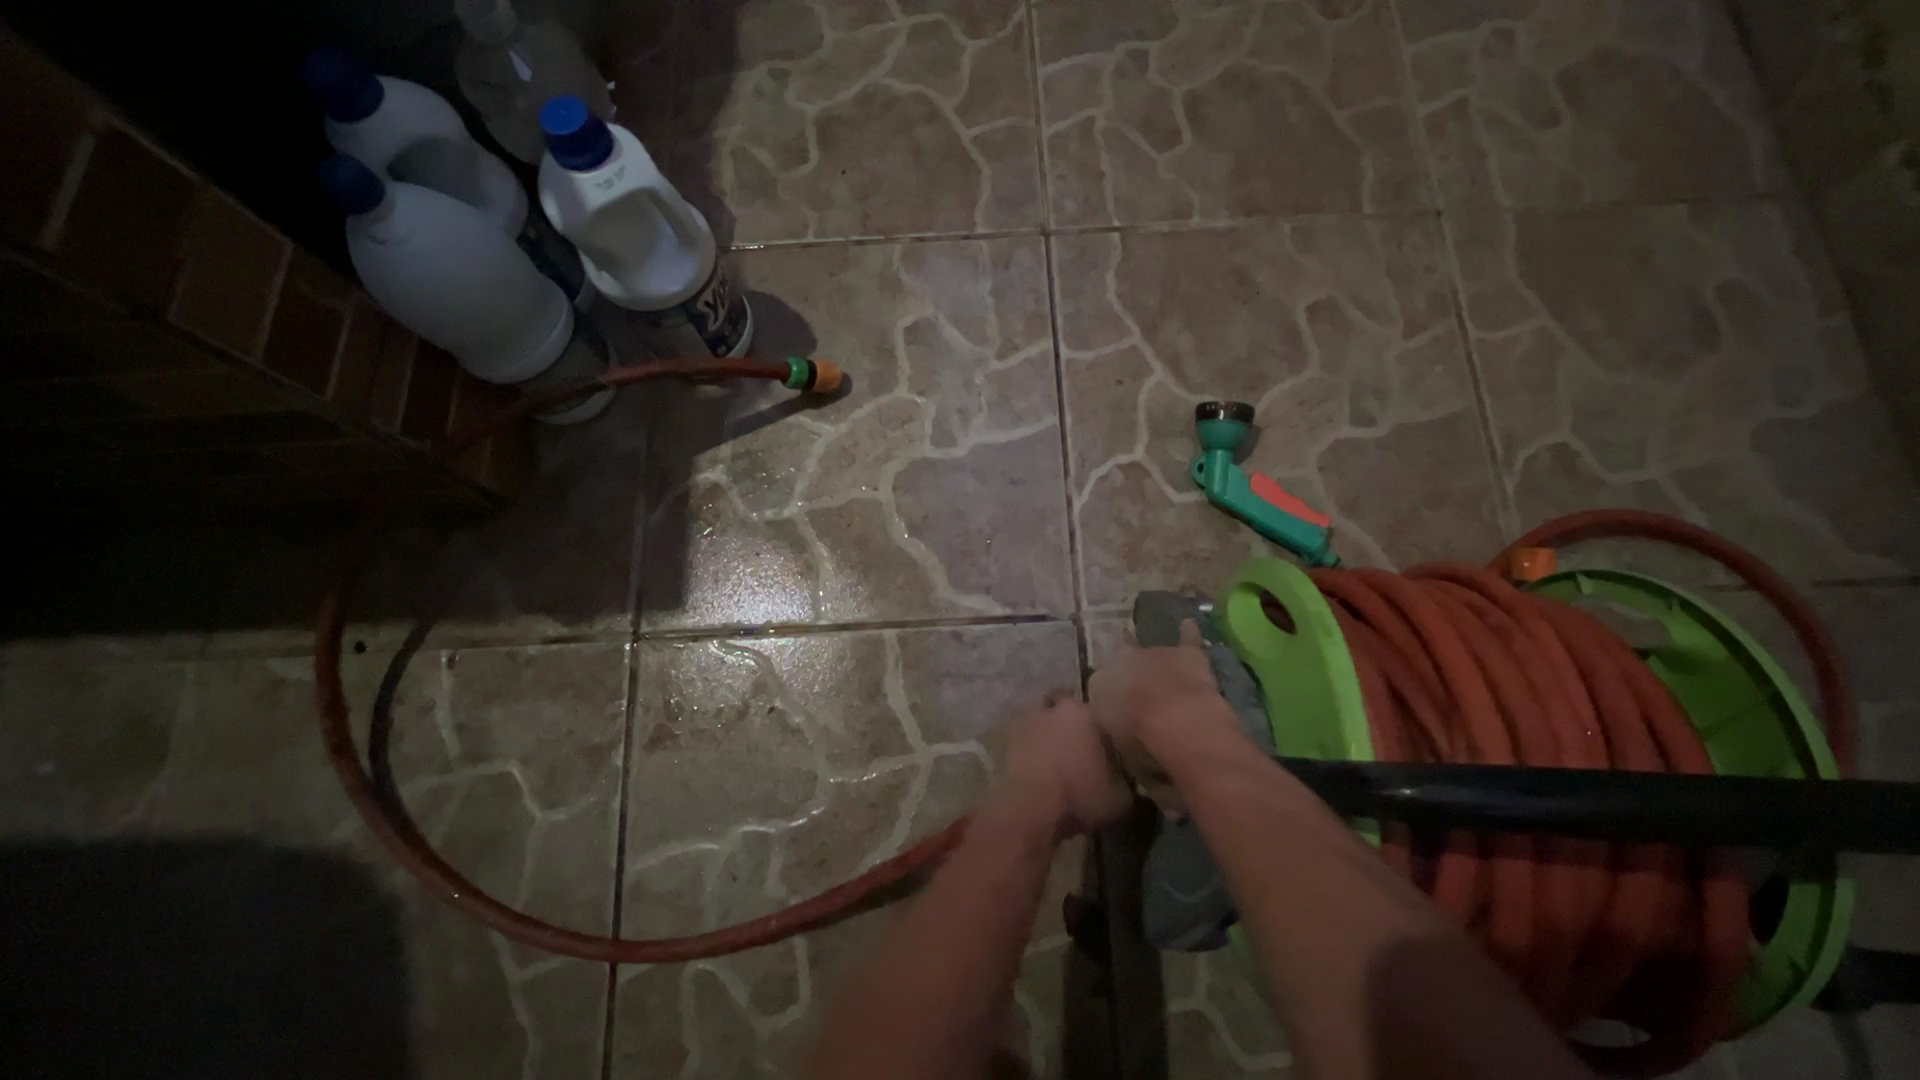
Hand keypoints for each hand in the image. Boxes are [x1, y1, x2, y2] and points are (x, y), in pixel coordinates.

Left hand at [998, 691, 1131, 836]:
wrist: (1030, 810)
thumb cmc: (1080, 796)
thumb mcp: (1121, 798)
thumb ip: (1127, 780)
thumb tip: (1128, 778)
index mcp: (1086, 712)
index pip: (1100, 710)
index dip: (1103, 728)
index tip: (1107, 745)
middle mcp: (1053, 708)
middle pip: (1064, 706)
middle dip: (1071, 721)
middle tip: (1080, 745)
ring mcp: (1024, 722)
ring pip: (1040, 718)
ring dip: (1046, 731)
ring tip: (1056, 756)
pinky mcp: (1003, 741)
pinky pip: (1022, 739)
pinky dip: (1029, 748)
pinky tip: (1037, 766)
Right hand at [1087, 620, 1234, 812]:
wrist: (1177, 726)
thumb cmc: (1144, 750)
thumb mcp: (1130, 763)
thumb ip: (1134, 760)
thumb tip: (1150, 778)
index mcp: (1099, 689)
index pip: (1100, 690)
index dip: (1110, 703)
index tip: (1117, 716)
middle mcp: (1120, 665)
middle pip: (1123, 667)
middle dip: (1128, 678)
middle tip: (1137, 697)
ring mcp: (1155, 655)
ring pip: (1151, 654)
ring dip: (1155, 661)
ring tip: (1156, 668)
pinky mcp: (1187, 655)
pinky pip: (1186, 639)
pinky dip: (1188, 633)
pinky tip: (1188, 623)